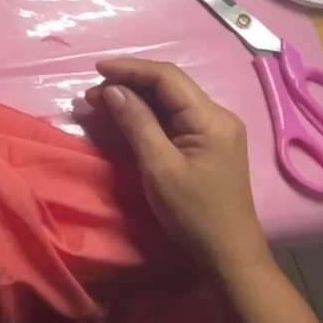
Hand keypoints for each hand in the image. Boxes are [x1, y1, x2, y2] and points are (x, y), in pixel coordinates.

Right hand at [88, 57, 271, 278]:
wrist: (228, 254)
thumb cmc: (194, 213)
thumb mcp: (159, 167)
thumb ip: (137, 122)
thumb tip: (112, 89)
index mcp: (211, 119)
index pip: (167, 77)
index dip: (130, 68)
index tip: (97, 69)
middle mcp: (217, 115)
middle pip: (168, 84)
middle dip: (129, 82)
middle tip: (93, 94)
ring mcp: (213, 128)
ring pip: (169, 98)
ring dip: (135, 96)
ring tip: (102, 102)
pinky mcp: (206, 141)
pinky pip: (173, 114)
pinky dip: (146, 111)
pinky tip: (125, 114)